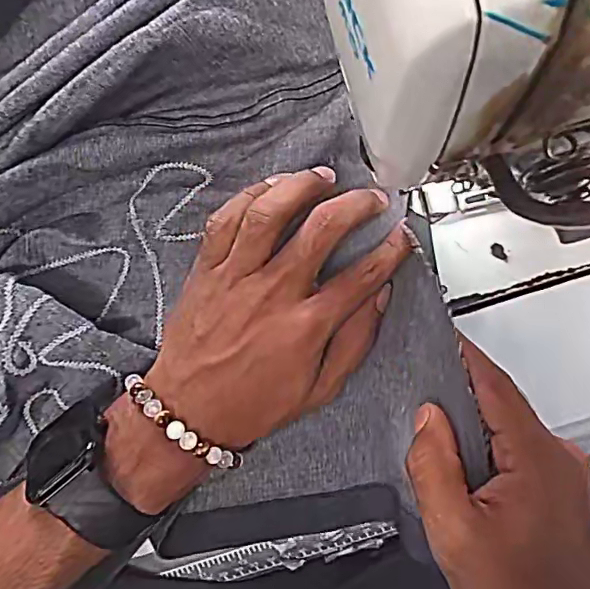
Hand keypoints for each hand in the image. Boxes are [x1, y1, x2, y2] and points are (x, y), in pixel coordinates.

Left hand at [102, 167, 411, 512]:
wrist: (189, 410)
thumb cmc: (251, 403)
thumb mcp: (320, 390)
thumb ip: (355, 342)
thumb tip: (379, 298)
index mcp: (305, 327)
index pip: (362, 275)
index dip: (390, 250)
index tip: (400, 236)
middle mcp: (272, 294)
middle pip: (322, 229)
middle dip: (356, 205)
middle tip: (371, 199)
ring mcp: (236, 277)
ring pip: (270, 213)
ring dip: (301, 186)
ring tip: (323, 178)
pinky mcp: (207, 270)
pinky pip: (225, 220)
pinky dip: (249, 195)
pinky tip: (271, 187)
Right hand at [406, 336, 589, 588]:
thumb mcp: (453, 533)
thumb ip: (434, 465)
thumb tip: (427, 416)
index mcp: (537, 460)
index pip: (495, 386)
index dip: (463, 356)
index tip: (438, 333)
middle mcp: (560, 459)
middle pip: (502, 404)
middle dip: (460, 392)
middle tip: (419, 385)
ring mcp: (566, 476)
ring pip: (509, 428)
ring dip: (474, 425)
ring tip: (434, 433)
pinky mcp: (563, 493)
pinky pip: (519, 451)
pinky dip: (490, 448)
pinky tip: (464, 467)